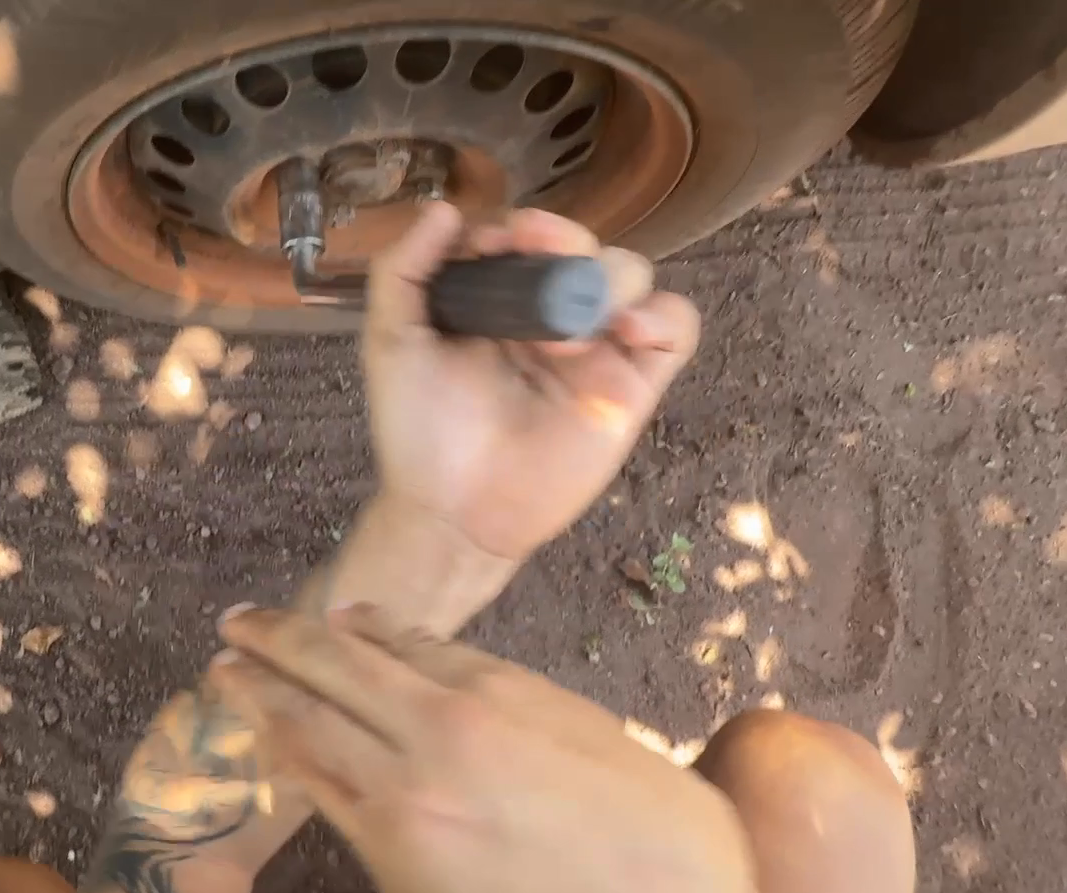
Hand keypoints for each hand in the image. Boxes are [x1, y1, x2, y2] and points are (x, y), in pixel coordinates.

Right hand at [210, 604, 753, 892]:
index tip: (222, 680)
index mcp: (395, 827)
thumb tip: (317, 762)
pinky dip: (370, 624)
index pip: (299, 742)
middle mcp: (418, 753)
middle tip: (226, 631)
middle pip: (315, 680)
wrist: (672, 879)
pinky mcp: (503, 675)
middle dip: (260, 649)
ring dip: (303, 628)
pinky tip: (346, 616)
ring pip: (359, 647)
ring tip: (263, 617)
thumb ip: (365, 826)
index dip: (253, 704)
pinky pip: (416, 640)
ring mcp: (463, 703)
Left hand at [363, 204, 699, 561]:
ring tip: (563, 329)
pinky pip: (674, 327)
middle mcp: (544, 321)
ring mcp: (591, 352)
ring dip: (603, 281)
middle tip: (537, 249)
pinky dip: (662, 315)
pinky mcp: (629, 387)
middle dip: (564, 238)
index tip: (499, 239)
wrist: (454, 511)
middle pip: (580, 248)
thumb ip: (402, 274)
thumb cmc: (419, 432)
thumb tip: (444, 207)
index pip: (522, 239)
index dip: (516, 228)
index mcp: (493, 306)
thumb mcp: (392, 345)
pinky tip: (626, 330)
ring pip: (628, 275)